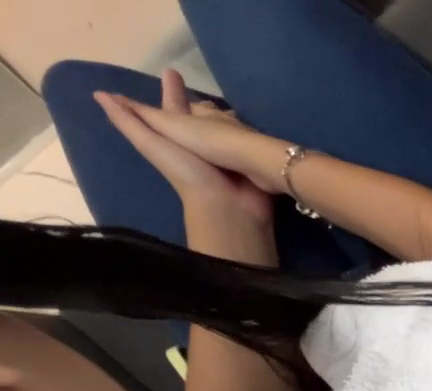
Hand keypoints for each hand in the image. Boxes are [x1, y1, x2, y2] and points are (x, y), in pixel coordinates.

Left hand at [96, 70, 291, 211]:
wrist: (227, 204)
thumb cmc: (187, 172)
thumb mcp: (150, 143)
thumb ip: (128, 120)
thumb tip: (101, 95)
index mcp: (176, 135)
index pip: (172, 107)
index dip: (171, 91)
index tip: (173, 73)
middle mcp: (202, 142)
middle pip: (202, 118)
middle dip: (204, 106)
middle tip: (211, 93)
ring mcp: (229, 153)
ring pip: (229, 129)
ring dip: (231, 119)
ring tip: (236, 108)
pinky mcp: (252, 163)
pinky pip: (252, 143)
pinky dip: (253, 135)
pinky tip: (257, 128)